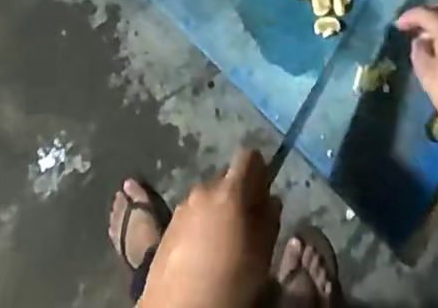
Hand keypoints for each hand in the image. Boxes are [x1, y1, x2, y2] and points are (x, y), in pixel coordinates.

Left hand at [138, 148, 280, 307]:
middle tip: (246, 224)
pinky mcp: (167, 226)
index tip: (263, 195)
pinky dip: (201, 222)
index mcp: (230, 191)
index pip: (249, 156)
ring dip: (219, 209)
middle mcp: (203, 189)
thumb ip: (269, 218)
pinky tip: (203, 251)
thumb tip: (270, 200)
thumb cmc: (229, 282)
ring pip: (208, 196)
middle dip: (238, 193)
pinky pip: (192, 212)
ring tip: (222, 242)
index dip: (259, 171)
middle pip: (227, 177)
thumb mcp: (262, 254)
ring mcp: (182, 207)